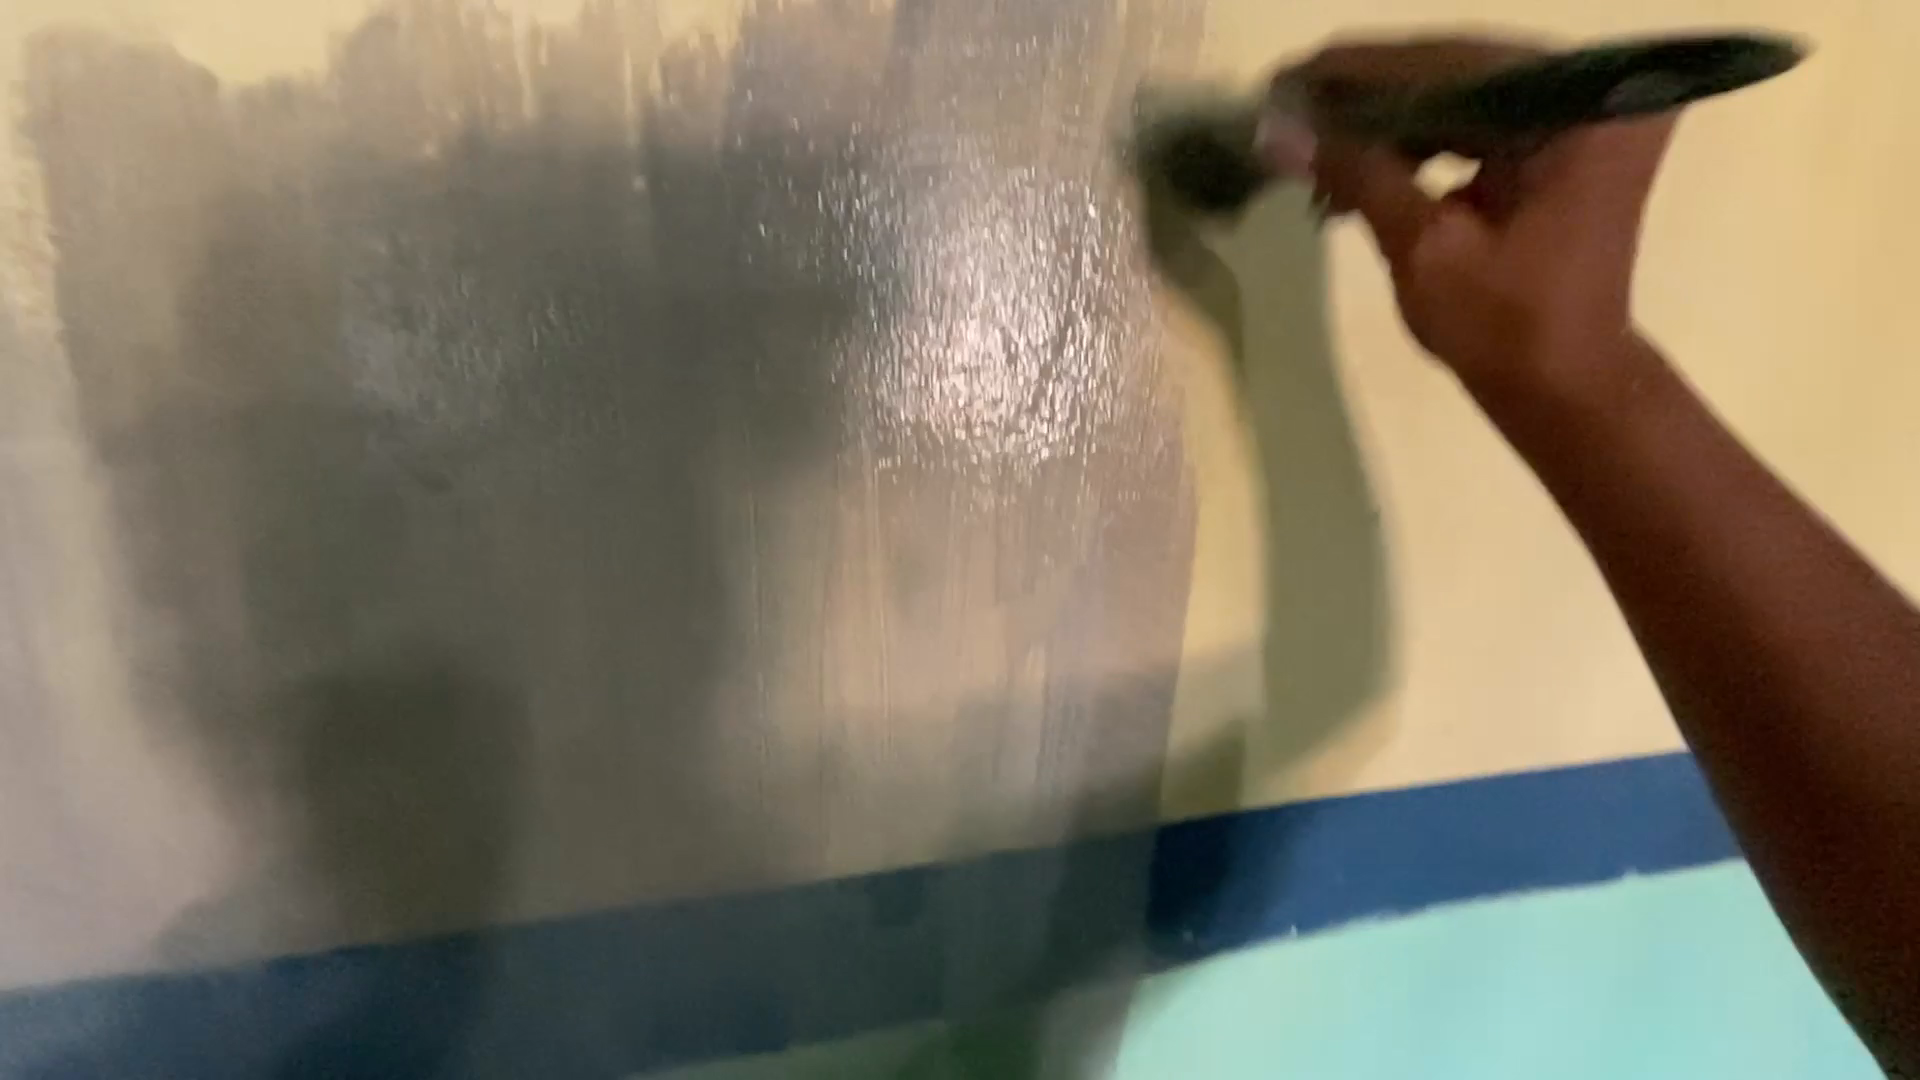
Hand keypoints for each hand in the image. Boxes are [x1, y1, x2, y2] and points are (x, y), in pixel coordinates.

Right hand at [1279, 38, 1676, 396]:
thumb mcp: (1423, 247)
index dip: (1365, 70)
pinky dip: (1418, 141)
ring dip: (1388, 117)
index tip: (1292, 76)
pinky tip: (1363, 158)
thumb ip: (1359, 177)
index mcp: (1581, 109)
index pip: (1455, 65)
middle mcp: (1595, 93)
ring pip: (1464, 95)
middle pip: (1461, 70)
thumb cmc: (1499, 325)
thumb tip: (1280, 135)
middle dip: (1371, 90)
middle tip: (1294, 99)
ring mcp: (1582, 118)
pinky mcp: (1560, 147)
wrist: (1556, 380)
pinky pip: (1477, 124)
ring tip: (1317, 134)